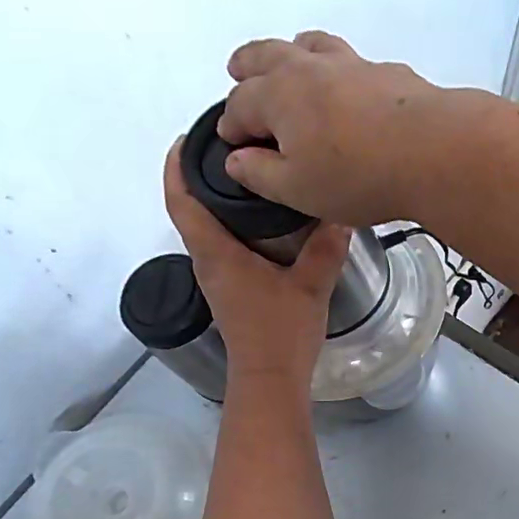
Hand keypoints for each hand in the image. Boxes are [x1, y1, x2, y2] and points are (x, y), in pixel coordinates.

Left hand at [163, 141, 348, 394]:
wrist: (269, 379)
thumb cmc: (280, 333)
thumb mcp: (310, 286)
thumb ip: (325, 248)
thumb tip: (341, 215)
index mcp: (215, 253)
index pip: (181, 200)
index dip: (176, 166)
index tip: (188, 139)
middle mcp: (206, 262)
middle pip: (188, 210)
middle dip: (199, 176)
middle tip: (231, 149)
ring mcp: (215, 279)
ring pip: (204, 229)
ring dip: (215, 202)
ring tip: (249, 177)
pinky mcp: (227, 292)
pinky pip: (219, 247)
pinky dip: (229, 225)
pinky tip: (260, 221)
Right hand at [214, 30, 465, 226]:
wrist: (432, 152)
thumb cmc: (357, 175)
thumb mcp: (296, 190)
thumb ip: (260, 174)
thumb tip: (236, 161)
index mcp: (278, 96)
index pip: (241, 105)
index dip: (231, 124)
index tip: (231, 141)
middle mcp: (309, 69)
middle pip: (267, 56)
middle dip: (247, 65)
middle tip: (237, 70)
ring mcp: (350, 65)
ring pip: (310, 45)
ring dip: (290, 51)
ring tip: (287, 60)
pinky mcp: (385, 73)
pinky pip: (349, 61)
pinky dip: (334, 67)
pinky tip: (344, 85)